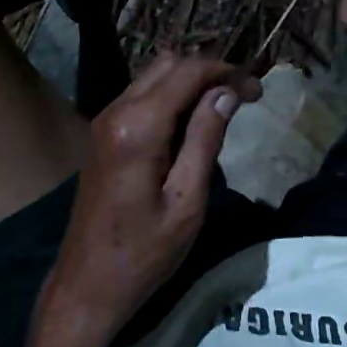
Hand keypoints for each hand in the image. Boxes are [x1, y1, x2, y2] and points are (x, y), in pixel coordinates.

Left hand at [34, 53, 261, 346]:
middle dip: (209, 71)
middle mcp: (116, 112)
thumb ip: (205, 140)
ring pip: (153, 77)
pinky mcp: (103, 134)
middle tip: (245, 95)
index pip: (186, 72)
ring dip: (190, 82)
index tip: (258, 90)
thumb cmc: (143, 253)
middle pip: (168, 64)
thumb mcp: (186, 202)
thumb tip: (226, 92)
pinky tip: (194, 123)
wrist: (87, 282)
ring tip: (226, 106)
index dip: (225, 71)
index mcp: (137, 127)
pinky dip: (171, 97)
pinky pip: (141, 98)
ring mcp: (104, 121)